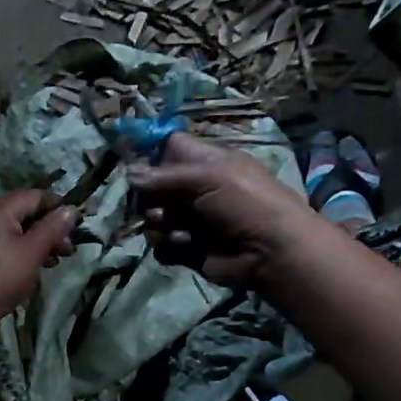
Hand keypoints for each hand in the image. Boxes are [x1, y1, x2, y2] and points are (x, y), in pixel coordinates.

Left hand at [0, 190, 78, 325]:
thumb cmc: (2, 277)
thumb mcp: (33, 251)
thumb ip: (54, 227)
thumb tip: (71, 209)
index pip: (36, 196)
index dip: (60, 206)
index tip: (80, 223)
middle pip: (25, 212)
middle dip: (50, 228)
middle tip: (68, 249)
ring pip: (15, 228)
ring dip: (38, 240)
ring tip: (54, 260)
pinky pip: (2, 240)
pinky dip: (21, 248)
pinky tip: (32, 265)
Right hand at [127, 133, 331, 285]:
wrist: (270, 251)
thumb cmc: (245, 202)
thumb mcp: (208, 176)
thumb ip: (165, 175)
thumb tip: (129, 175)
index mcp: (205, 163)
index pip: (168, 149)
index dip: (152, 155)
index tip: (139, 164)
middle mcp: (196, 190)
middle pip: (153, 187)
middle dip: (151, 195)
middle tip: (165, 203)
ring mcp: (191, 221)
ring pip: (153, 218)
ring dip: (161, 222)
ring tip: (178, 226)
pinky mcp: (189, 250)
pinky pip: (162, 246)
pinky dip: (171, 246)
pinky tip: (187, 244)